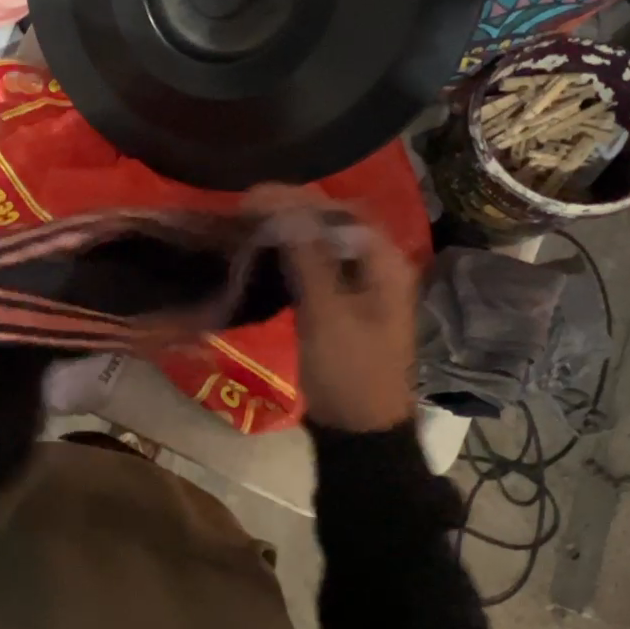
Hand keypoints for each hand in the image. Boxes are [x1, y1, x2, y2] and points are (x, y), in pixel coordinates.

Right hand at [249, 185, 418, 432]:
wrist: (357, 431)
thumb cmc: (348, 372)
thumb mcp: (327, 313)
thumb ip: (308, 257)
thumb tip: (284, 206)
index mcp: (384, 263)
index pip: (341, 211)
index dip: (299, 198)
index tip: (254, 197)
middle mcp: (377, 268)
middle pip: (332, 223)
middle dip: (291, 210)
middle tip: (245, 208)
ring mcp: (360, 288)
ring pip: (322, 244)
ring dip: (289, 231)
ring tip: (248, 224)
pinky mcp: (341, 306)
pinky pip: (316, 267)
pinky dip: (291, 256)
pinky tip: (264, 254)